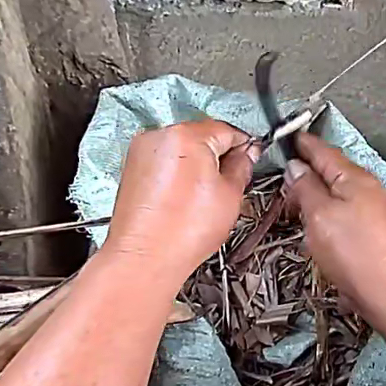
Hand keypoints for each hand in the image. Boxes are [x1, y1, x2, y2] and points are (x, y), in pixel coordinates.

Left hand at [102, 119, 255, 281]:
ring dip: (200, 162)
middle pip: (203, 134)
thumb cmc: (184, 230)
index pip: (227, 130)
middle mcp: (159, 136)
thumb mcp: (232, 194)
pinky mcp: (133, 167)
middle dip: (221, 153)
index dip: (246, 145)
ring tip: (208, 193)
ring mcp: (142, 151)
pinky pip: (167, 160)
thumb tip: (247, 154)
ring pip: (184, 147)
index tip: (252, 158)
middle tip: (233, 180)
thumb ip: (243, 165)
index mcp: (187, 137)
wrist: (146, 256)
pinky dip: (181, 171)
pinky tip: (189, 196)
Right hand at [282, 132, 385, 324]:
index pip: (324, 151)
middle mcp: (366, 189)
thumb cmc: (353, 250)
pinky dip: (324, 211)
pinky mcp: (368, 230)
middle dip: (307, 169)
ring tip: (293, 198)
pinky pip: (340, 211)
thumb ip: (306, 187)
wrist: (385, 288)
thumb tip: (296, 167)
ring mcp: (370, 209)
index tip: (286, 135)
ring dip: (314, 193)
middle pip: (331, 170)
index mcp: (354, 177)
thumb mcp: (319, 213)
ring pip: (335, 191)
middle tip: (283, 173)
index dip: (303, 143)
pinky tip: (313, 222)